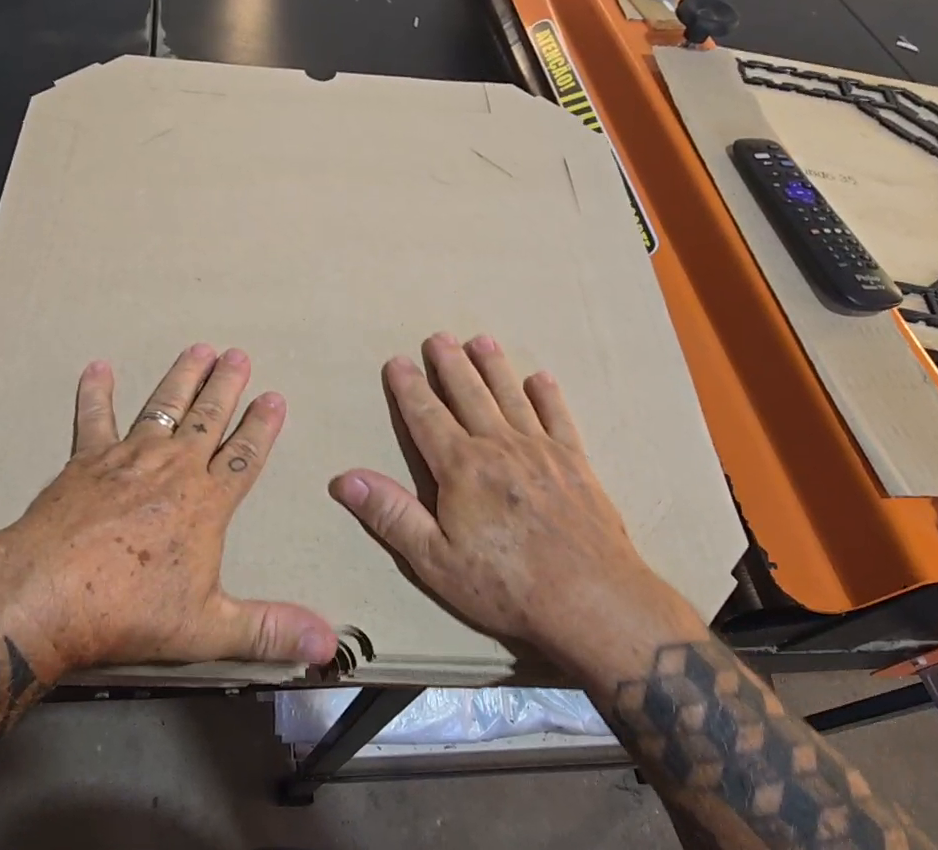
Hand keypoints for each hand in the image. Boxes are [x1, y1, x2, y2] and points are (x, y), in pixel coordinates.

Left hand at [0, 344, 338, 678]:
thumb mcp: (208, 629)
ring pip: (162, 408)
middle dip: (226, 386)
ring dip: (182, 377)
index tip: (274, 397)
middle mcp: (171, 470)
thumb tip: (328, 644)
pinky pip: (93, 418)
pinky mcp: (84, 462)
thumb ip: (269, 631)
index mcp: (204, 503)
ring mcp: (126, 459)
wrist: (47, 595)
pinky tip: (98, 368)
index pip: (244, 456)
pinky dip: (96, 392)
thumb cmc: (129, 611)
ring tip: (198, 349)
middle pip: (206, 419)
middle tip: (238, 354)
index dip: (262, 427)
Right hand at [329, 333, 705, 681]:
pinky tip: (541, 379)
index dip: (409, 388)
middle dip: (450, 364)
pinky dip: (548, 396)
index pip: (426, 416)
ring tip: (481, 340)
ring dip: (494, 366)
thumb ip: (391, 514)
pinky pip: (559, 417)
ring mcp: (542, 452)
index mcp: (461, 468)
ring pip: (511, 396)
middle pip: (469, 394)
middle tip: (437, 337)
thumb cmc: (505, 585)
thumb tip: (346, 479)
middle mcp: (500, 447)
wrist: (592, 599)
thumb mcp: (434, 559)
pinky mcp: (576, 464)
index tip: (397, 362)